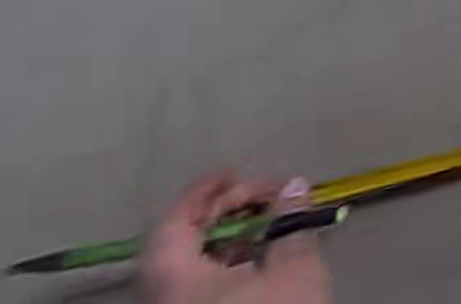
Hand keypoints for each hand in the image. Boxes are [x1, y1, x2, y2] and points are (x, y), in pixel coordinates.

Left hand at [143, 172, 333, 303]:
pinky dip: (231, 259)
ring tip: (273, 218)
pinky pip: (202, 285)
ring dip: (231, 234)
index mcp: (178, 285)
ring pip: (192, 265)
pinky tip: (264, 253)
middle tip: (271, 192)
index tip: (234, 170)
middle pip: (181, 243)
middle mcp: (166, 301)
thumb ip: (290, 223)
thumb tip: (293, 186)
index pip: (170, 227)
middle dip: (227, 209)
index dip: (199, 193)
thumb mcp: (294, 269)